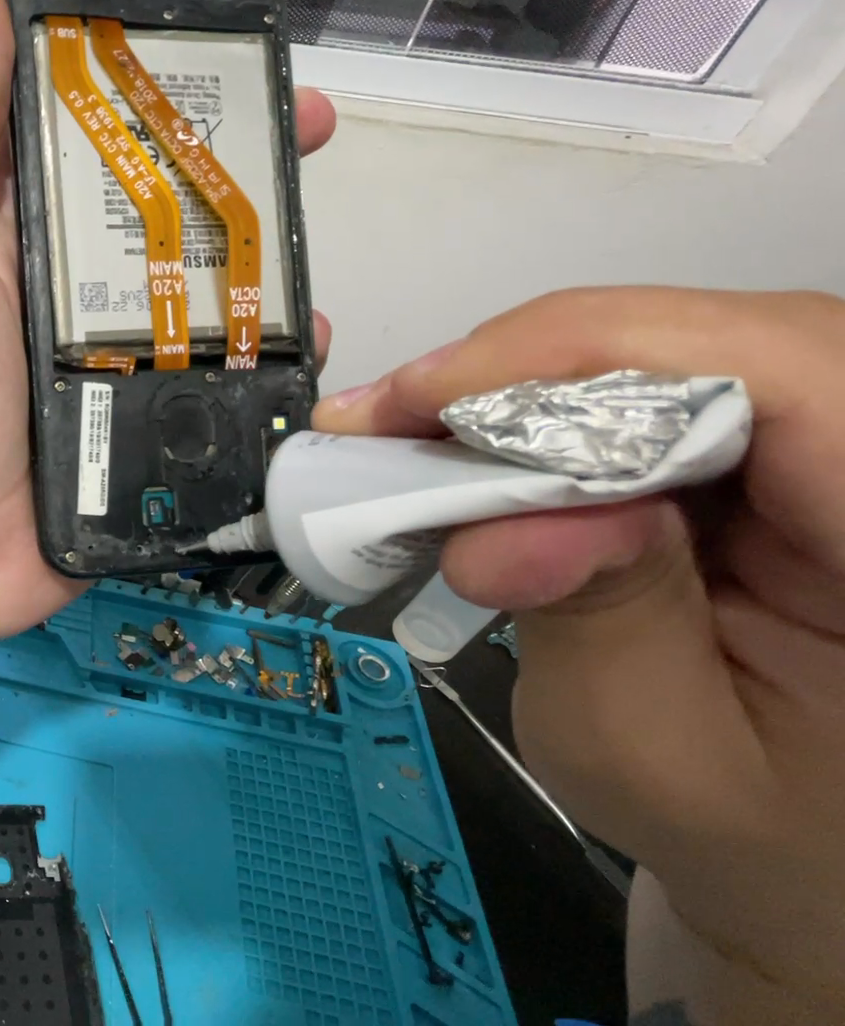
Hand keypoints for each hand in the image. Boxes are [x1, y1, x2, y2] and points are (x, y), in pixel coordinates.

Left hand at [0, 0, 336, 650]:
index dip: (149, 75)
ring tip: (312, 226)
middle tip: (305, 125)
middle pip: (165, 193)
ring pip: (211, 274)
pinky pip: (229, 367)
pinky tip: (307, 332)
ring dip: (269, 242)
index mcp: (9, 226)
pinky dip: (273, 346)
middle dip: (236, 150)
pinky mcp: (153, 416)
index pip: (86, 124)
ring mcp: (118, 349)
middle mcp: (68, 278)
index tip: (215, 43)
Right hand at [315, 289, 844, 1012]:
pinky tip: (457, 445)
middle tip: (381, 417)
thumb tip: (495, 529)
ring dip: (513, 386)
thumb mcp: (648, 745)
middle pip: (712, 341)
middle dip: (523, 368)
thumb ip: (593, 624)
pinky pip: (640, 390)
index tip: (419, 408)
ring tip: (398, 431)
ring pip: (665, 353)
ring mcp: (832, 452)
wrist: (800, 841)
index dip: (587, 358)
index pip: (785, 372)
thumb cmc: (737, 821)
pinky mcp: (765, 455)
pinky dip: (528, 410)